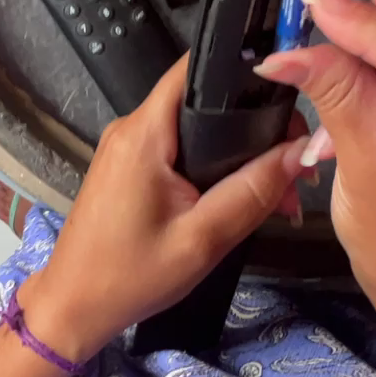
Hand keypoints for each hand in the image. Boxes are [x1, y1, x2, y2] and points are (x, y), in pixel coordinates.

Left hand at [20, 58, 310, 360]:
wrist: (74, 306)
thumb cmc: (128, 277)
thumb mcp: (201, 240)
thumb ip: (253, 191)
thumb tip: (301, 152)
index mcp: (142, 134)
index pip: (197, 70)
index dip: (248, 73)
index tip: (293, 101)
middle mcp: (130, 129)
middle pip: (203, 102)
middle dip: (254, 128)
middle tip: (295, 168)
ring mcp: (125, 149)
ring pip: (193, 131)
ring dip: (236, 155)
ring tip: (277, 191)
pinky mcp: (126, 169)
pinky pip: (176, 152)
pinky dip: (210, 169)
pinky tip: (239, 197)